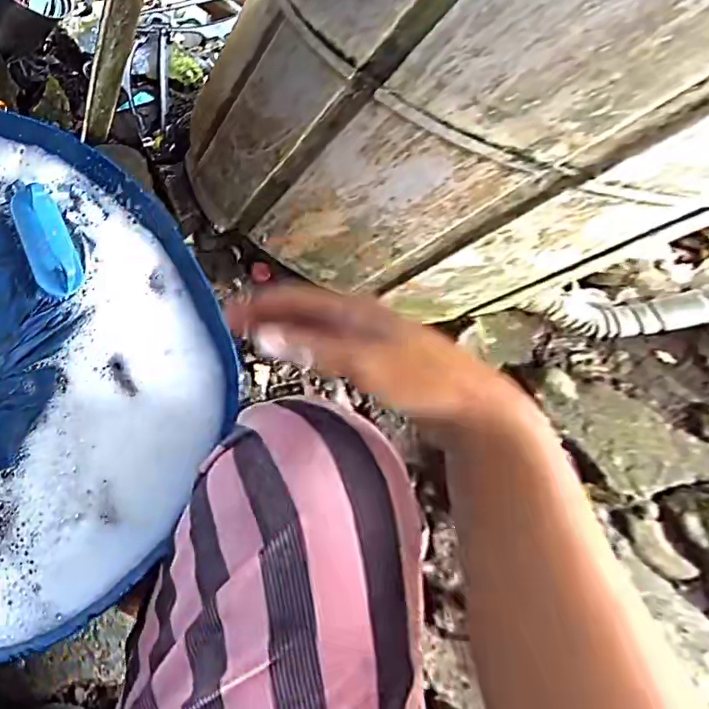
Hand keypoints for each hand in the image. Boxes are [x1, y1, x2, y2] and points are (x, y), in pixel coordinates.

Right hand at [224, 283, 516, 427]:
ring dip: (281, 327)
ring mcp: (370, 334)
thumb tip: (262, 335)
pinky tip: (300, 355)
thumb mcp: (362, 363)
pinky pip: (326, 340)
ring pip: (312, 323)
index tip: (227, 313)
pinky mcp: (377, 355)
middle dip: (264, 312)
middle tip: (234, 324)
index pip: (291, 297)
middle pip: (299, 307)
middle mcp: (359, 315)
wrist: (481, 410)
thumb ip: (310, 348)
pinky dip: (301, 342)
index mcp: (352, 309)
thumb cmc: (424, 382)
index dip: (256, 304)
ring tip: (257, 337)